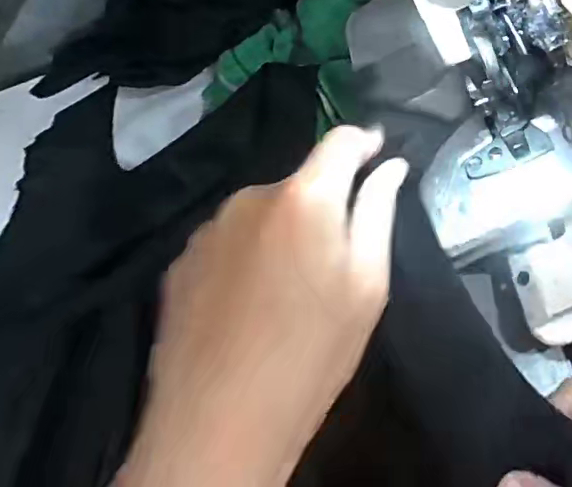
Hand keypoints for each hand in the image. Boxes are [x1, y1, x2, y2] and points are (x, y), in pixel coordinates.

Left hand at [115, 125, 409, 486]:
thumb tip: (390, 165)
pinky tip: (247, 304)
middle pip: (301, 181)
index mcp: (305, 196)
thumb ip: (379, 211)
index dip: (364, 142)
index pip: (341, 140)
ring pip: (263, 211)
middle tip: (330, 259)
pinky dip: (246, 255)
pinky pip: (229, 239)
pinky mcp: (181, 260)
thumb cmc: (311, 355)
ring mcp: (210, 227)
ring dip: (281, 230)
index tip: (378, 155)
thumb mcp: (366, 285)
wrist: (214, 430)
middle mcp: (252, 196)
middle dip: (321, 204)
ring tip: (285, 289)